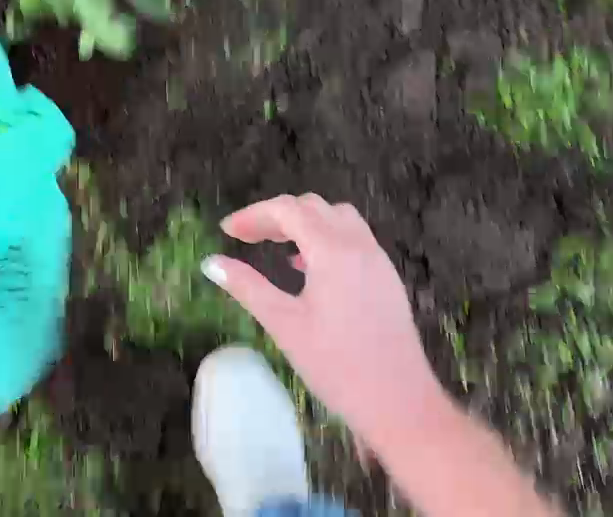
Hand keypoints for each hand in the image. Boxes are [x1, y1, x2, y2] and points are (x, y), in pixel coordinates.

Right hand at [200, 194, 447, 452]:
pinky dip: (325, 236)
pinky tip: (307, 267)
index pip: (287, 210)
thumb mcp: (284, 325)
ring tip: (277, 246)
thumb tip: (210, 263)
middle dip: (275, 215)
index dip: (253, 215)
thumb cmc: (337, 366)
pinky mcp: (386, 277)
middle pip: (311, 207)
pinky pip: (352, 237)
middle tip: (247, 237)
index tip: (227, 231)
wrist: (401, 405)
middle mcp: (358, 244)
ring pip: (336, 217)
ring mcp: (377, 259)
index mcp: (332, 250)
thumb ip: (247, 287)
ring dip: (303, 222)